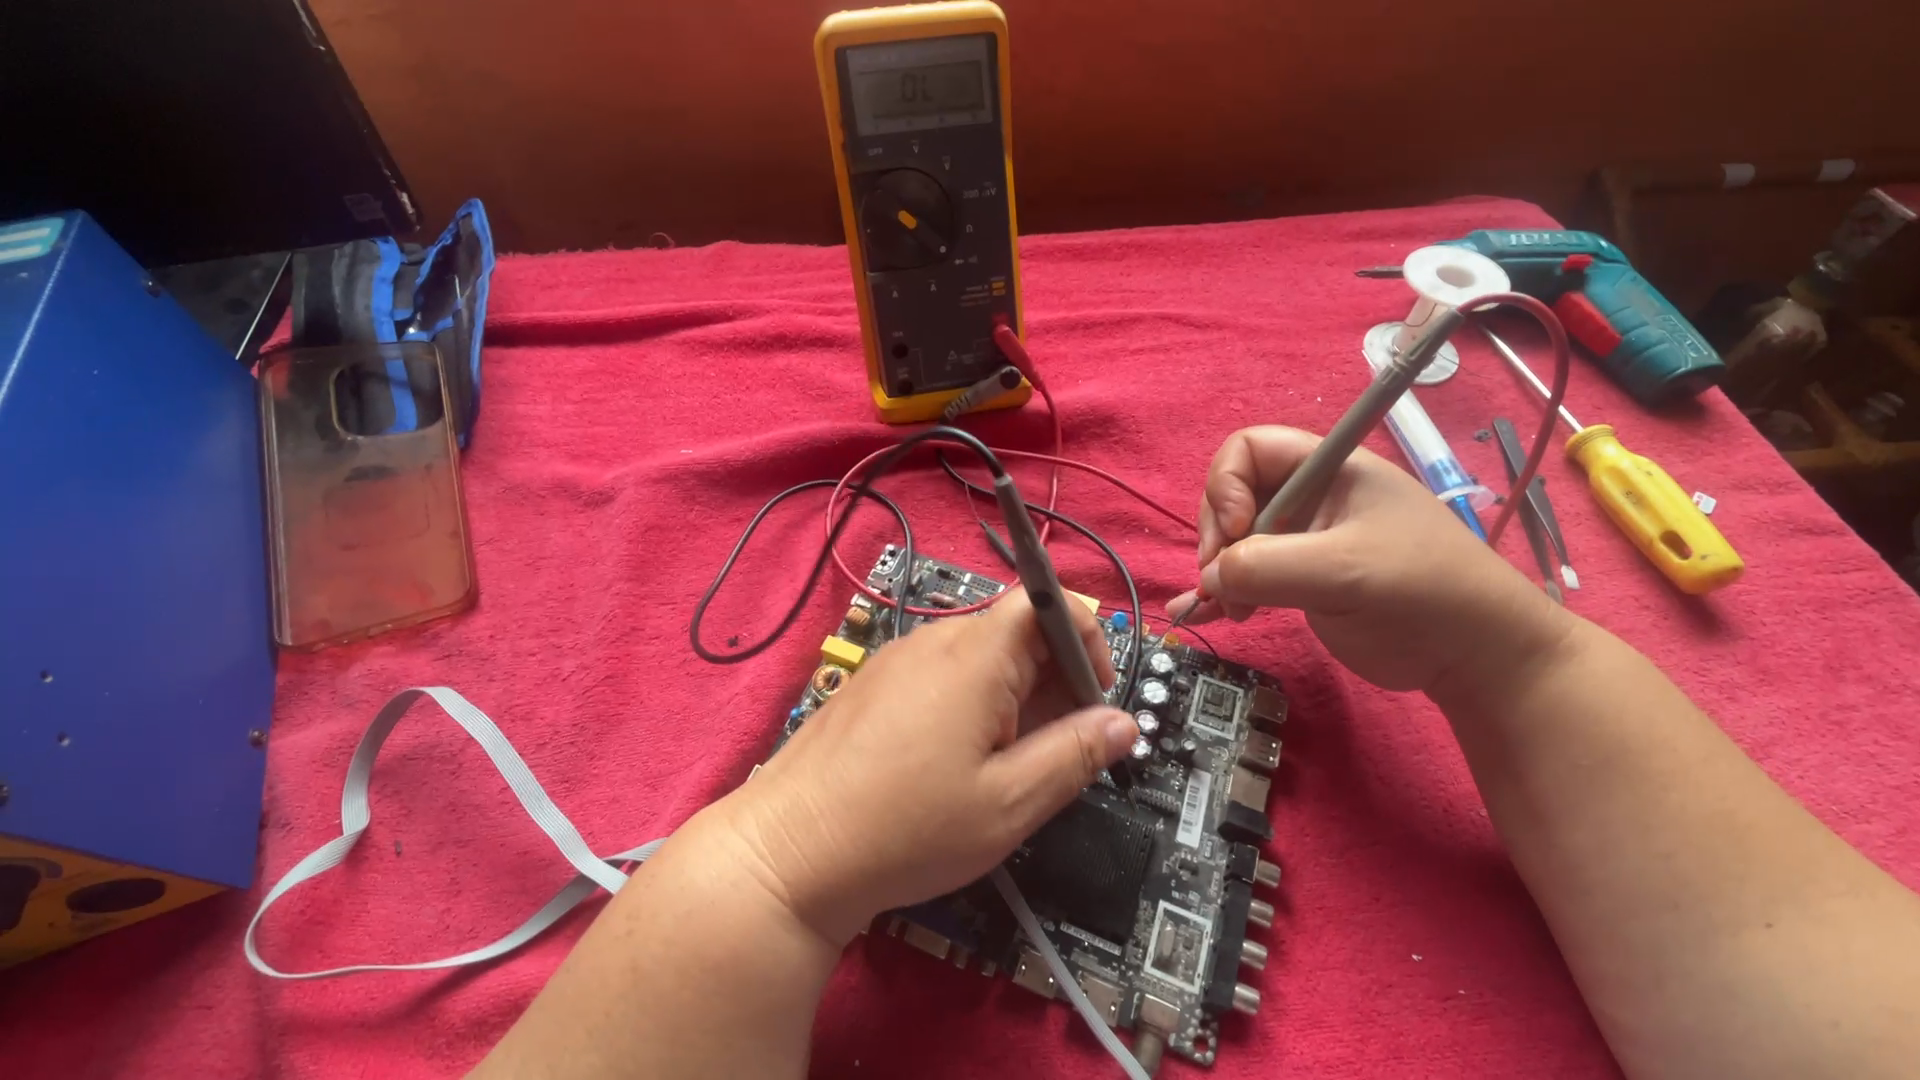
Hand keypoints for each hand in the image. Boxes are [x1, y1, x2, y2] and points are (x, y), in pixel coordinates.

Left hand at [715, 588, 1136, 943]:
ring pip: (979, 658)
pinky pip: (941, 676)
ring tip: (1005, 765)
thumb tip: (1123, 723)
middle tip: (1055, 750)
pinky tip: (956, 763)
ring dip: (1013, 697)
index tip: (1096, 699)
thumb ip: (1074, 755)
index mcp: (974, 655)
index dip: (1087, 638)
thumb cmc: (907, 828)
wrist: (788, 851)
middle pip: (1015, 630)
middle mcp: (934, 642)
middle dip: (1053, 680)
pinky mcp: (874, 687)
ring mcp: (897, 662)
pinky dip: (971, 705)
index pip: (1046, 600)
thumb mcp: (1008, 803)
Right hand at [1170, 426, 1572, 694]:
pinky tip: (1197, 615)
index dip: (1227, 485)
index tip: (1238, 532)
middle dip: (1218, 537)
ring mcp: (1303, 541)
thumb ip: (1267, 566)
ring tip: (1231, 610)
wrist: (1473, 655)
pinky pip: (1244, 577)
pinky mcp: (1299, 581)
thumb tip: (1210, 578)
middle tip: (1225, 581)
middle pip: (1231, 495)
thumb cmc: (1421, 593)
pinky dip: (1219, 594)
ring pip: (1233, 540)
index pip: (1248, 449)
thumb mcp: (1344, 570)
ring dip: (1218, 572)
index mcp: (1328, 471)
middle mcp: (1310, 498)